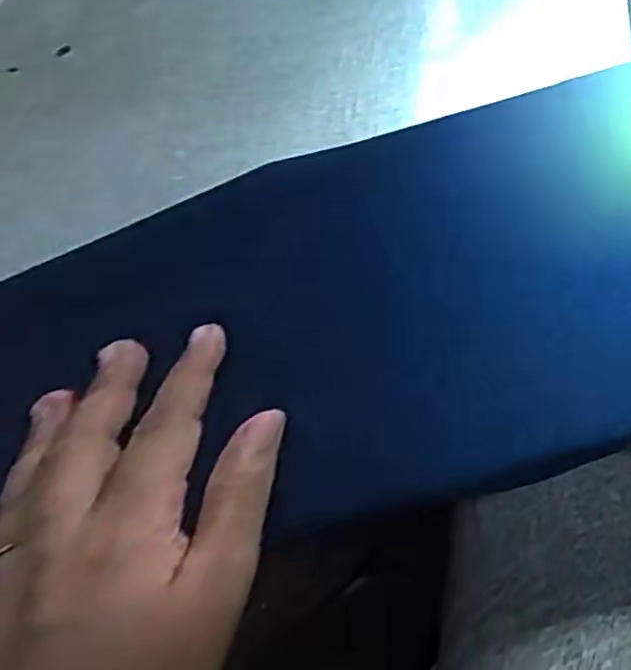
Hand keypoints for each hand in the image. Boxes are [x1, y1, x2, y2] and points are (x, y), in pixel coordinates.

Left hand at [0, 325, 285, 669]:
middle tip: (126, 346)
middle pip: (86, 446)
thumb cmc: (166, 652)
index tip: (206, 334)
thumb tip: (264, 419)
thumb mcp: (222, 580)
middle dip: (114, 392)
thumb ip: (240, 496)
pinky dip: (9, 477)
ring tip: (65, 392)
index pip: (165, 431)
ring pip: (27, 478)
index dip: (188, 379)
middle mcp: (57, 533)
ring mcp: (6, 565)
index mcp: (127, 525)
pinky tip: (19, 468)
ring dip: (51, 429)